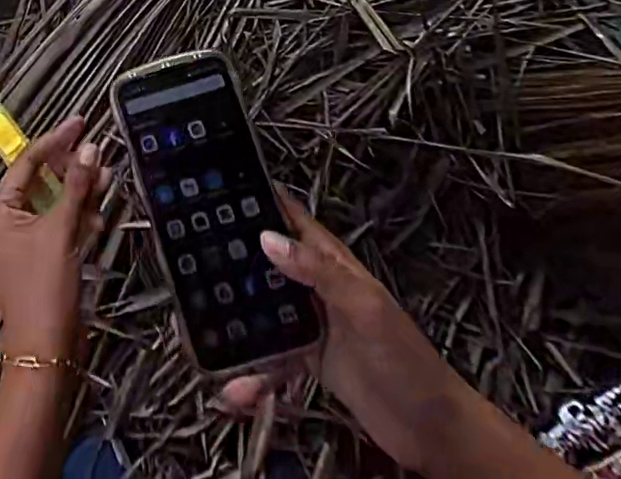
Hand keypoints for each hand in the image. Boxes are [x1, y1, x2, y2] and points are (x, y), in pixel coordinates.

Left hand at [0, 115, 109, 357]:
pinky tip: (100, 211)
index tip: (80, 122)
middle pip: (44, 179)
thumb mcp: (60, 231)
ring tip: (108, 178)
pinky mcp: (47, 253)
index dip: (56, 140)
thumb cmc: (44, 287)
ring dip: (82, 190)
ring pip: (58, 200)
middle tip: (100, 153)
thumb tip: (91, 148)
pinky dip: (82, 214)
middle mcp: (10, 218)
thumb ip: (77, 187)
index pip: (28, 162)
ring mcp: (29, 236)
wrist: (46, 351)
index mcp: (0, 208)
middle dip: (73, 167)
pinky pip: (64, 221)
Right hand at [219, 189, 474, 474]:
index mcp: (327, 261)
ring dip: (231, 321)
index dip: (253, 198)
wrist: (433, 432)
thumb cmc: (408, 362)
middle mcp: (311, 284)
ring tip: (199, 332)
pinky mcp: (304, 356)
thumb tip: (268, 237)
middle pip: (260, 261)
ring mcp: (306, 320)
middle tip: (187, 255)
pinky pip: (267, 359)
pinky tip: (236, 389)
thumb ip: (318, 271)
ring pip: (256, 309)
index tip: (215, 189)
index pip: (285, 216)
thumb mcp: (364, 308)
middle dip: (227, 257)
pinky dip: (251, 373)